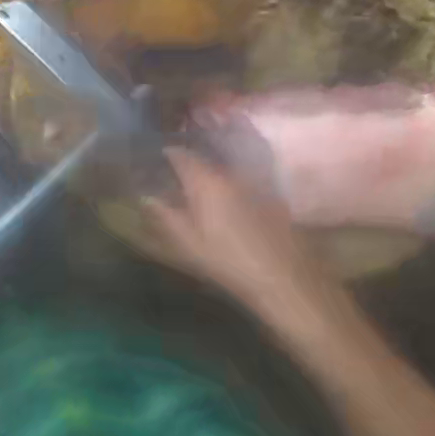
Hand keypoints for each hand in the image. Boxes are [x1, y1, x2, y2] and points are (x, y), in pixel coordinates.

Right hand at [147, 147, 334, 311]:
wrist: (287, 282)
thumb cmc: (228, 262)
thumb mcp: (188, 243)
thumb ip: (166, 216)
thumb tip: (147, 197)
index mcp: (206, 183)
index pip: (182, 156)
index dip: (169, 154)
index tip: (159, 157)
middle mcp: (231, 177)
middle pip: (206, 160)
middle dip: (190, 163)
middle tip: (176, 174)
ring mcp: (256, 187)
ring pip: (227, 171)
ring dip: (213, 174)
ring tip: (201, 188)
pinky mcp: (275, 201)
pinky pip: (247, 184)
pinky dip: (233, 187)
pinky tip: (230, 205)